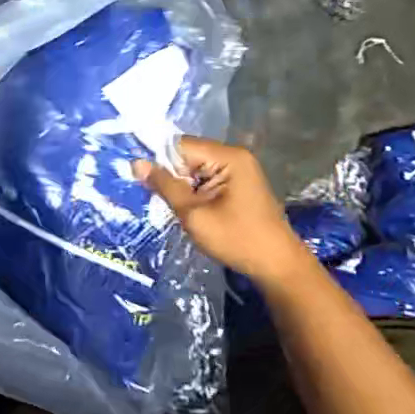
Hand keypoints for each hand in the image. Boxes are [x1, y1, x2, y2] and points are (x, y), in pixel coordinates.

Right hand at [134, 138, 315, 289]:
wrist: (279, 267)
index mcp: (227, 157)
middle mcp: (234, 156)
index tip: (149, 184)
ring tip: (180, 207)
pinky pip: (207, 176)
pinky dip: (195, 190)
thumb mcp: (193, 214)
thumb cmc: (237, 239)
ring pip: (195, 167)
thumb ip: (164, 185)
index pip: (180, 146)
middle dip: (172, 175)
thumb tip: (135, 162)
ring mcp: (240, 169)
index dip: (161, 163)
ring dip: (183, 184)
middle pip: (187, 154)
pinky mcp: (239, 183)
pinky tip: (194, 208)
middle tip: (163, 199)